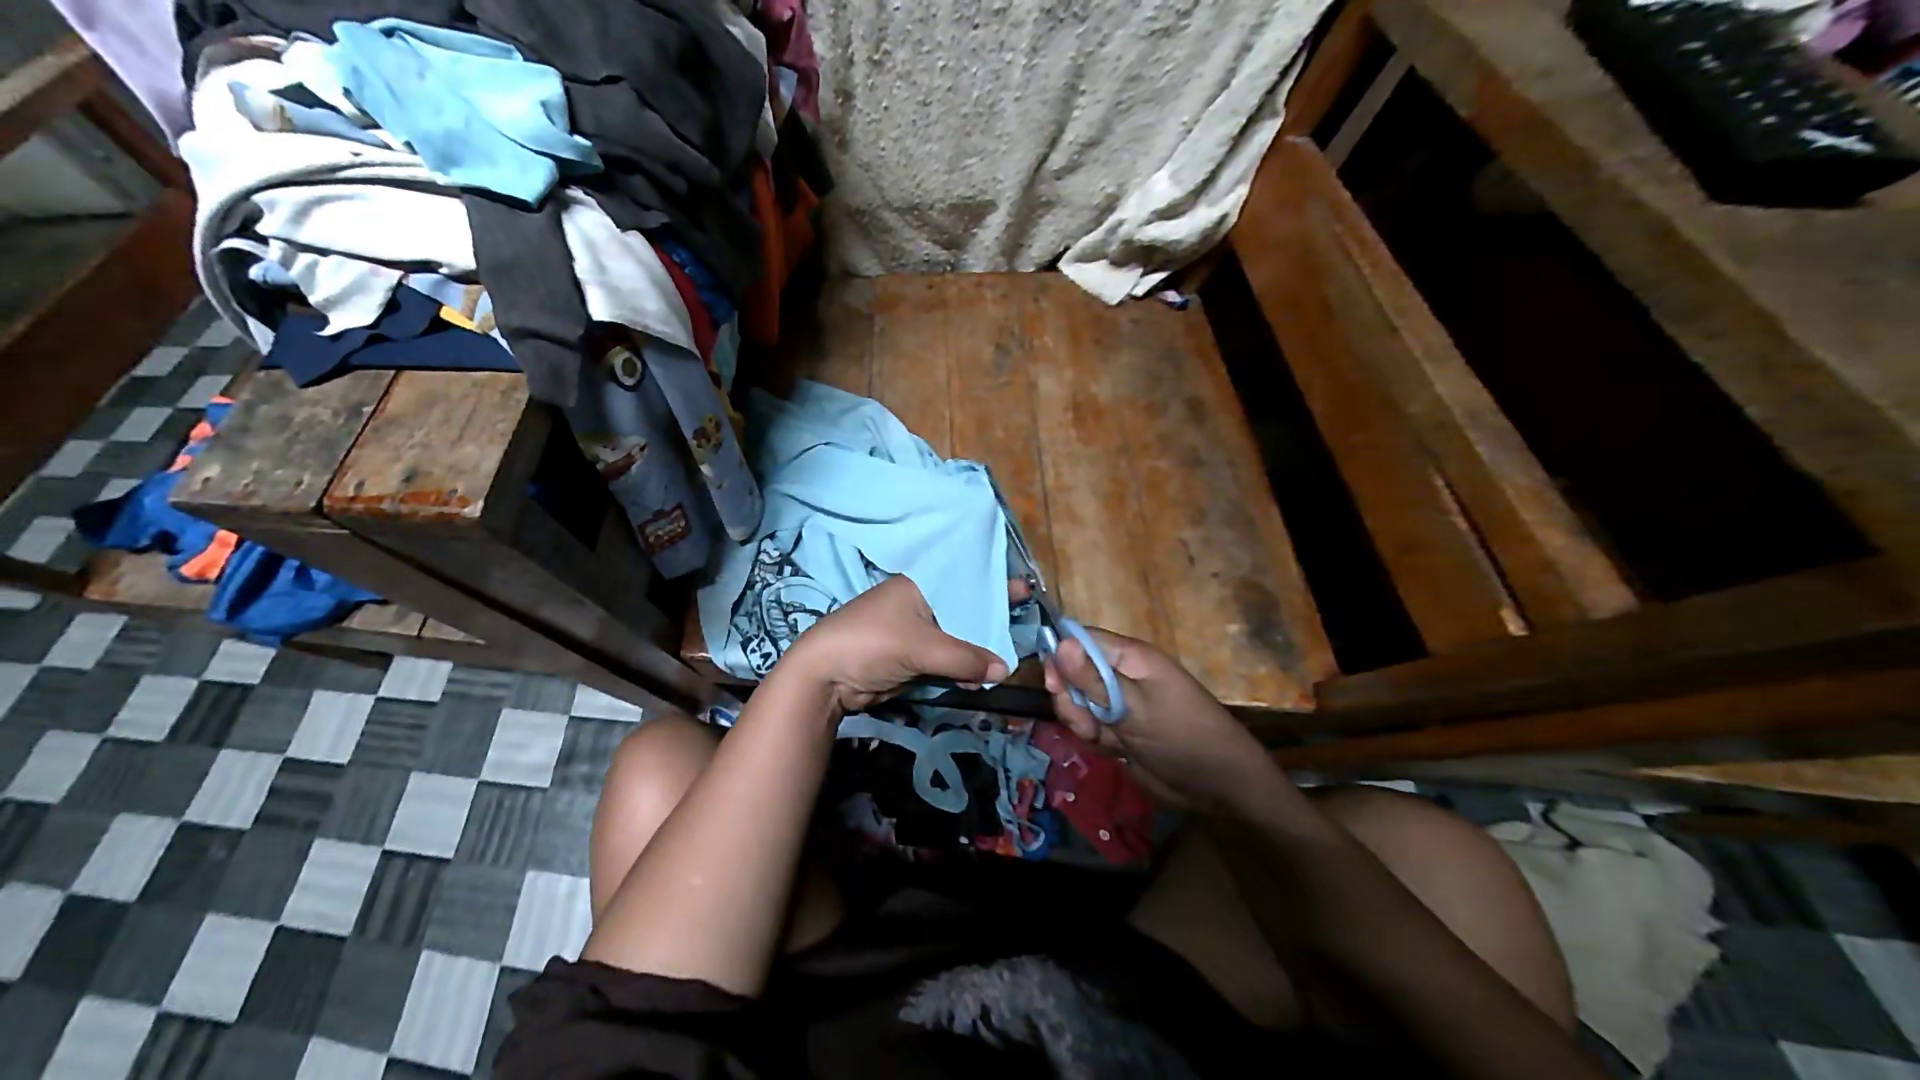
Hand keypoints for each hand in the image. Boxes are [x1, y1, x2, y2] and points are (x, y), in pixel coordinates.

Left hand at [776, 575, 1009, 713]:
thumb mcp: (921, 647)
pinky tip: (983, 679)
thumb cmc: (871, 643)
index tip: (1026, 592)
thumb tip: (1004, 670)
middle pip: (966, 613)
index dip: (995, 585)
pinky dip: (963, 670)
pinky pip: (946, 662)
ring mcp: (916, 634)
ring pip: (958, 641)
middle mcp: (921, 605)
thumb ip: (964, 658)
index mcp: (920, 586)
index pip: (966, 580)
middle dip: (992, 625)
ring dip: (978, 653)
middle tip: (1027, 635)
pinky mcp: (912, 660)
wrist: (824, 677)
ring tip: (1011, 661)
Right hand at [1044, 628, 1287, 814]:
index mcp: (1128, 657)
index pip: (1080, 640)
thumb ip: (1093, 679)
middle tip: (1084, 722)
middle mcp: (1120, 675)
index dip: (1061, 657)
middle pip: (1072, 673)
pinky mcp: (1119, 730)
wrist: (1217, 785)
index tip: (1053, 684)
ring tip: (1100, 738)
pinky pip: (1090, 727)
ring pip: (1078, 703)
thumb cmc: (1181, 736)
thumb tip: (1060, 643)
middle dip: (1070, 698)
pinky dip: (1094, 739)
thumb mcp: (1134, 707)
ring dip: (1081, 722)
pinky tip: (1112, 750)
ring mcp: (1119, 704)